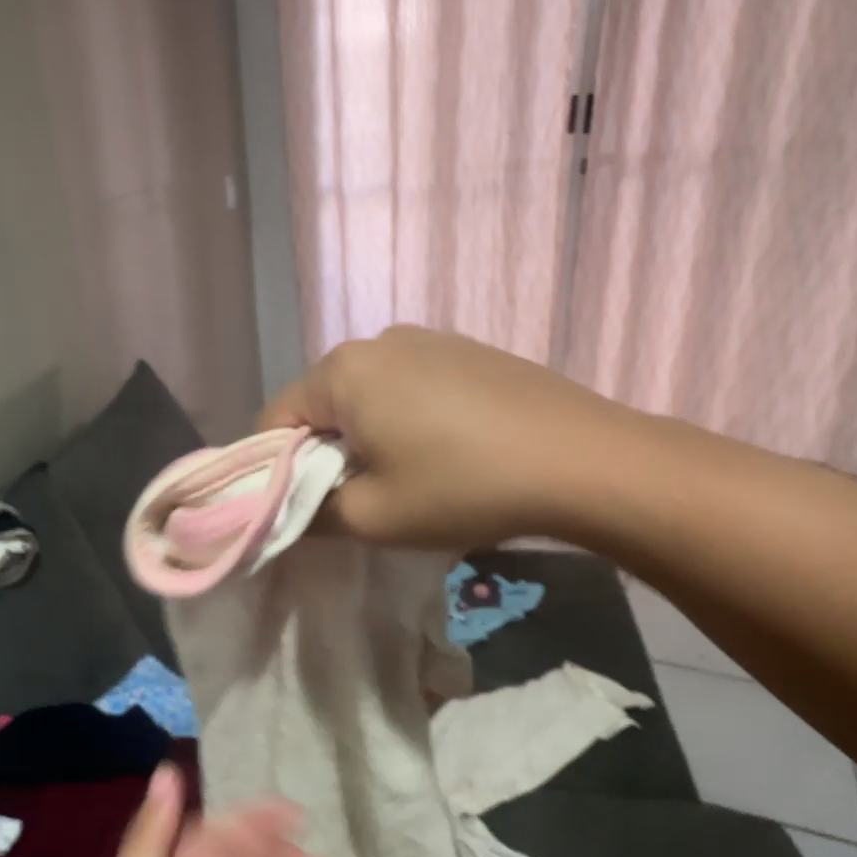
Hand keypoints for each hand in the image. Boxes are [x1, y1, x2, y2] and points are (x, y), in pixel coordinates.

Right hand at [259, 325, 643, 548]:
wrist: (582, 461)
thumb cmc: (461, 487)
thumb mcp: (372, 517)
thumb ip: (311, 514)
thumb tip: (290, 510)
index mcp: (343, 371)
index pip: (275, 420)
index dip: (274, 470)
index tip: (299, 509)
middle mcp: (378, 341)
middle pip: (322, 404)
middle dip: (324, 452)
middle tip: (354, 500)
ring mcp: (430, 339)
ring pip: (368, 395)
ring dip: (368, 435)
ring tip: (405, 478)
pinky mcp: (469, 351)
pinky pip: (411, 387)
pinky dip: (407, 420)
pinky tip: (446, 453)